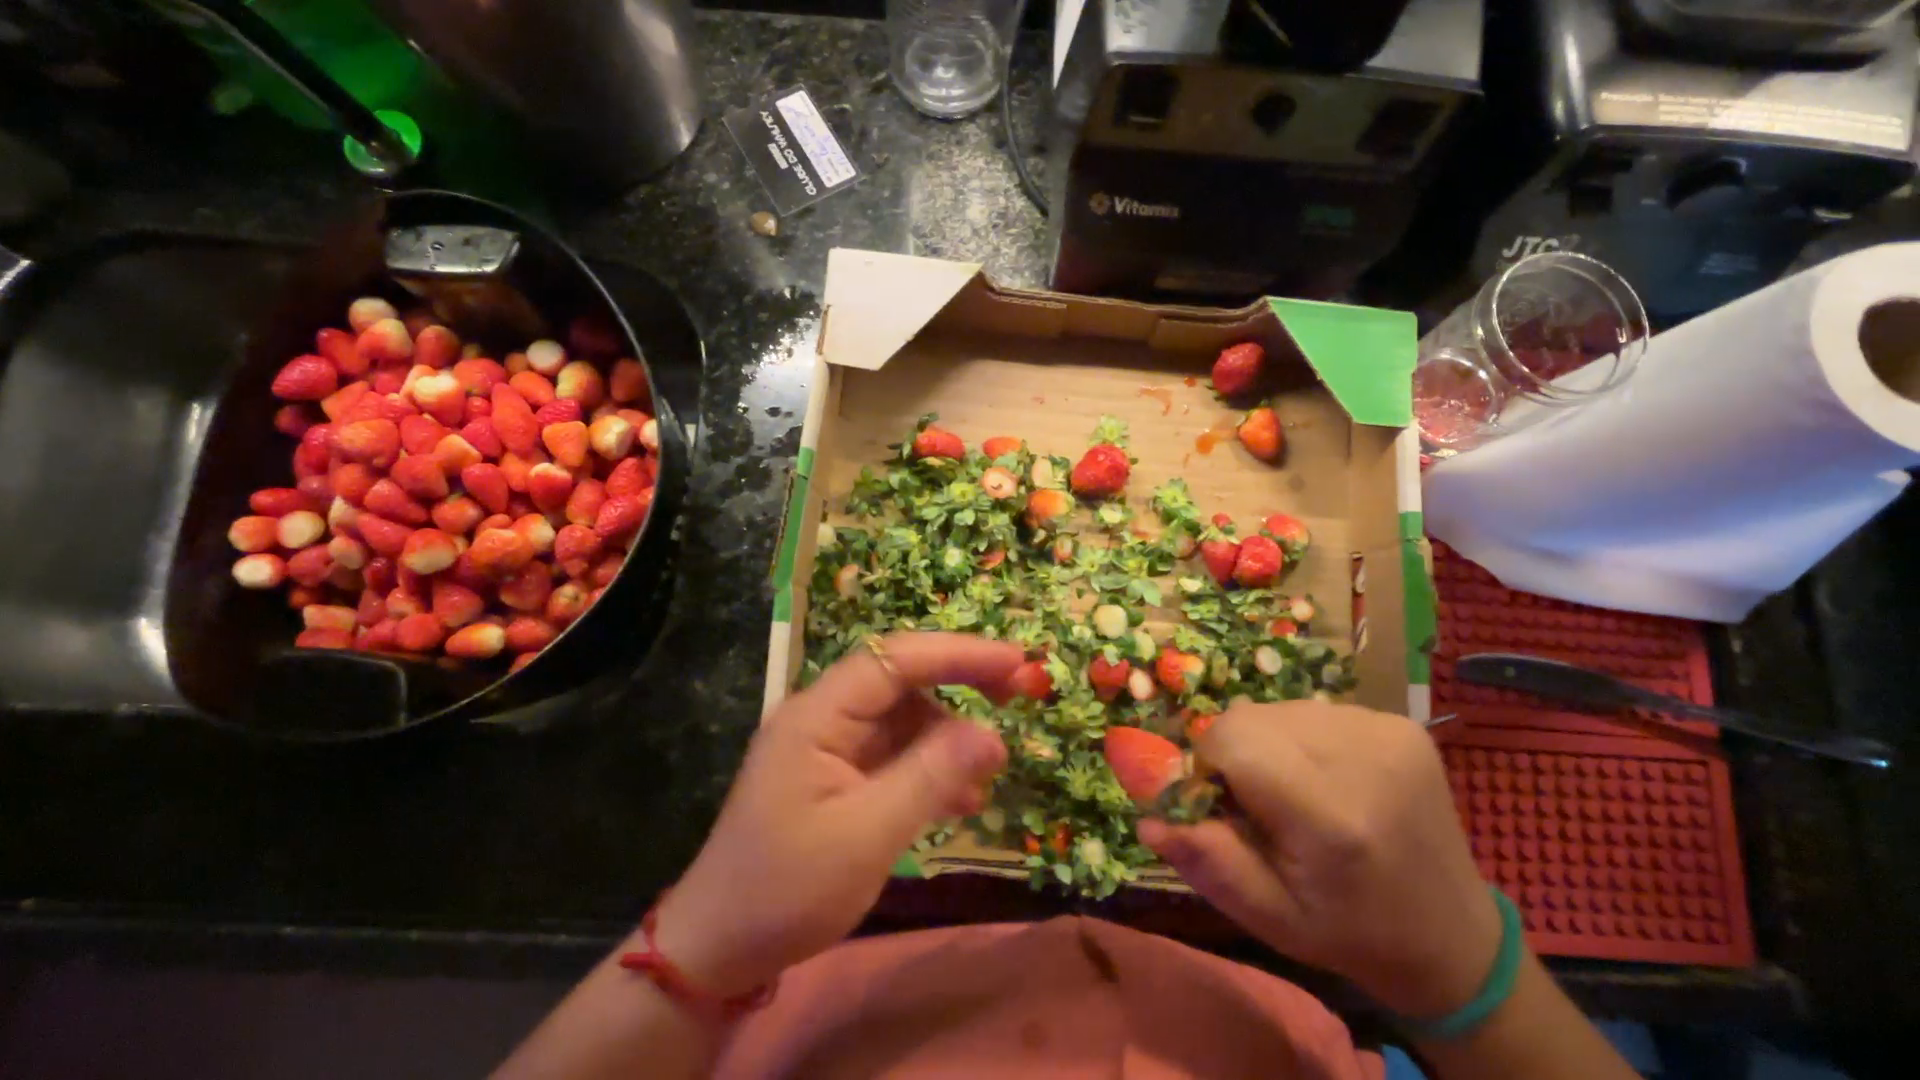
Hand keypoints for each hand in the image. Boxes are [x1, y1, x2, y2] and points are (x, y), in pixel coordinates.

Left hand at [651, 632, 1018, 996]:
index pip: (895, 659)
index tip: (1017, 662)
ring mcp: (826, 750)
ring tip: (989, 774)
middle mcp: (821, 719)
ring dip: (947, 739)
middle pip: (899, 681)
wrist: (720, 948)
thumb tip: (993, 735)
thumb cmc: (788, 888)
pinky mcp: (833, 781)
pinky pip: (891, 758)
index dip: (959, 653)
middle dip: (960, 685)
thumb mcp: (867, 834)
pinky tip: (959, 802)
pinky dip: (928, 771)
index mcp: (818, 716)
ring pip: (901, 721)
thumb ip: (931, 776)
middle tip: (1018, 698)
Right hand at [1137, 701, 1502, 1018]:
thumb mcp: (1269, 917)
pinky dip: (1301, 739)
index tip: (1218, 806)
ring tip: (1293, 794)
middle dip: (1233, 754)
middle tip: (1253, 806)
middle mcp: (1364, 757)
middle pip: (1250, 718)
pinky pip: (1314, 711)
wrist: (1451, 936)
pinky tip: (1326, 780)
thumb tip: (1147, 818)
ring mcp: (1388, 732)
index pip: (1232, 739)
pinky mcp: (1402, 723)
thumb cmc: (1348, 932)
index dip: (1206, 766)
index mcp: (1331, 815)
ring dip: (1266, 744)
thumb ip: (1209, 862)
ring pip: (1278, 708)